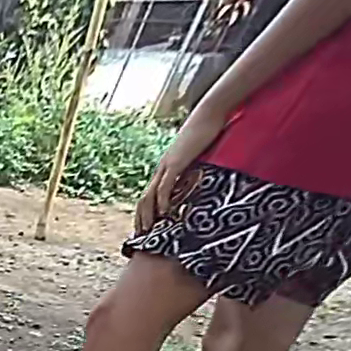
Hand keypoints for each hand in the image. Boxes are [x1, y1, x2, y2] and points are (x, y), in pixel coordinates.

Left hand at [135, 103, 226, 233]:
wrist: (210, 113)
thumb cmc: (206, 134)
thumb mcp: (197, 158)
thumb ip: (192, 171)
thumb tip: (196, 184)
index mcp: (164, 170)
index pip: (147, 196)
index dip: (143, 214)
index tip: (145, 229)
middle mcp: (160, 170)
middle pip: (143, 200)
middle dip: (141, 219)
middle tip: (141, 236)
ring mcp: (166, 166)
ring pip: (149, 196)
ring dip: (148, 215)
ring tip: (149, 230)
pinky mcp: (176, 163)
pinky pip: (164, 186)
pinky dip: (162, 201)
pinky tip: (164, 213)